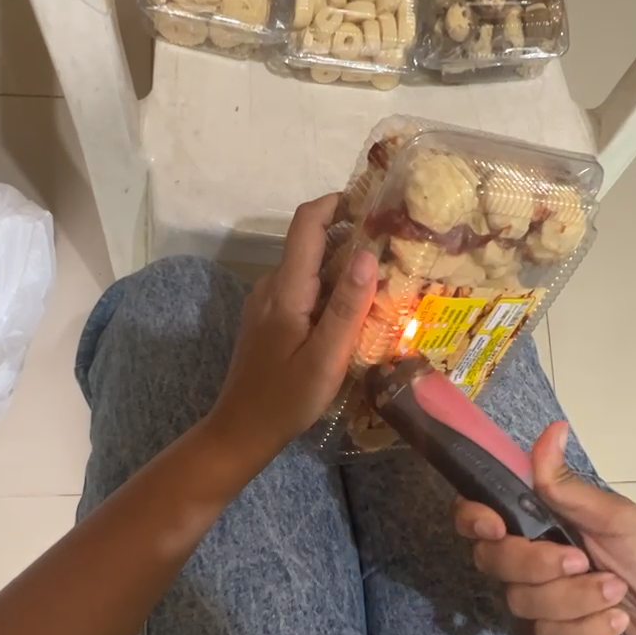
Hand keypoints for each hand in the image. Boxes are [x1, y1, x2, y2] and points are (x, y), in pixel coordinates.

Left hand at [205, 194, 376, 463]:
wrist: (241, 432)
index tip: (374, 204)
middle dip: (350, 238)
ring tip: (383, 282)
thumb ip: (347, 307)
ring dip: (341, 268)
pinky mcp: (268, 322)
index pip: (306, 222)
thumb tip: (368, 255)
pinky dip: (328, 291)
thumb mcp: (325, 358)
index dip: (337, 202)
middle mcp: (271, 286)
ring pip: (308, 270)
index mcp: (286, 289)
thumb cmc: (285, 400)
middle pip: (310, 243)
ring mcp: (266, 304)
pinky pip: (302, 292)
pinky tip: (353, 314)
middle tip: (394, 250)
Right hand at [453, 422, 635, 634]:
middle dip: (538, 564)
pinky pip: (543, 634)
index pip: (479, 515)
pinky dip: (585, 630)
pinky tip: (615, 626)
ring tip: (617, 595)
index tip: (496, 527)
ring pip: (520, 601)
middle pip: (491, 560)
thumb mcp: (615, 517)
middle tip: (583, 561)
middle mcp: (529, 560)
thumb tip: (553, 429)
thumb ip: (568, 484)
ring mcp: (536, 602)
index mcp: (541, 523)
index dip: (474, 519)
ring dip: (575, 599)